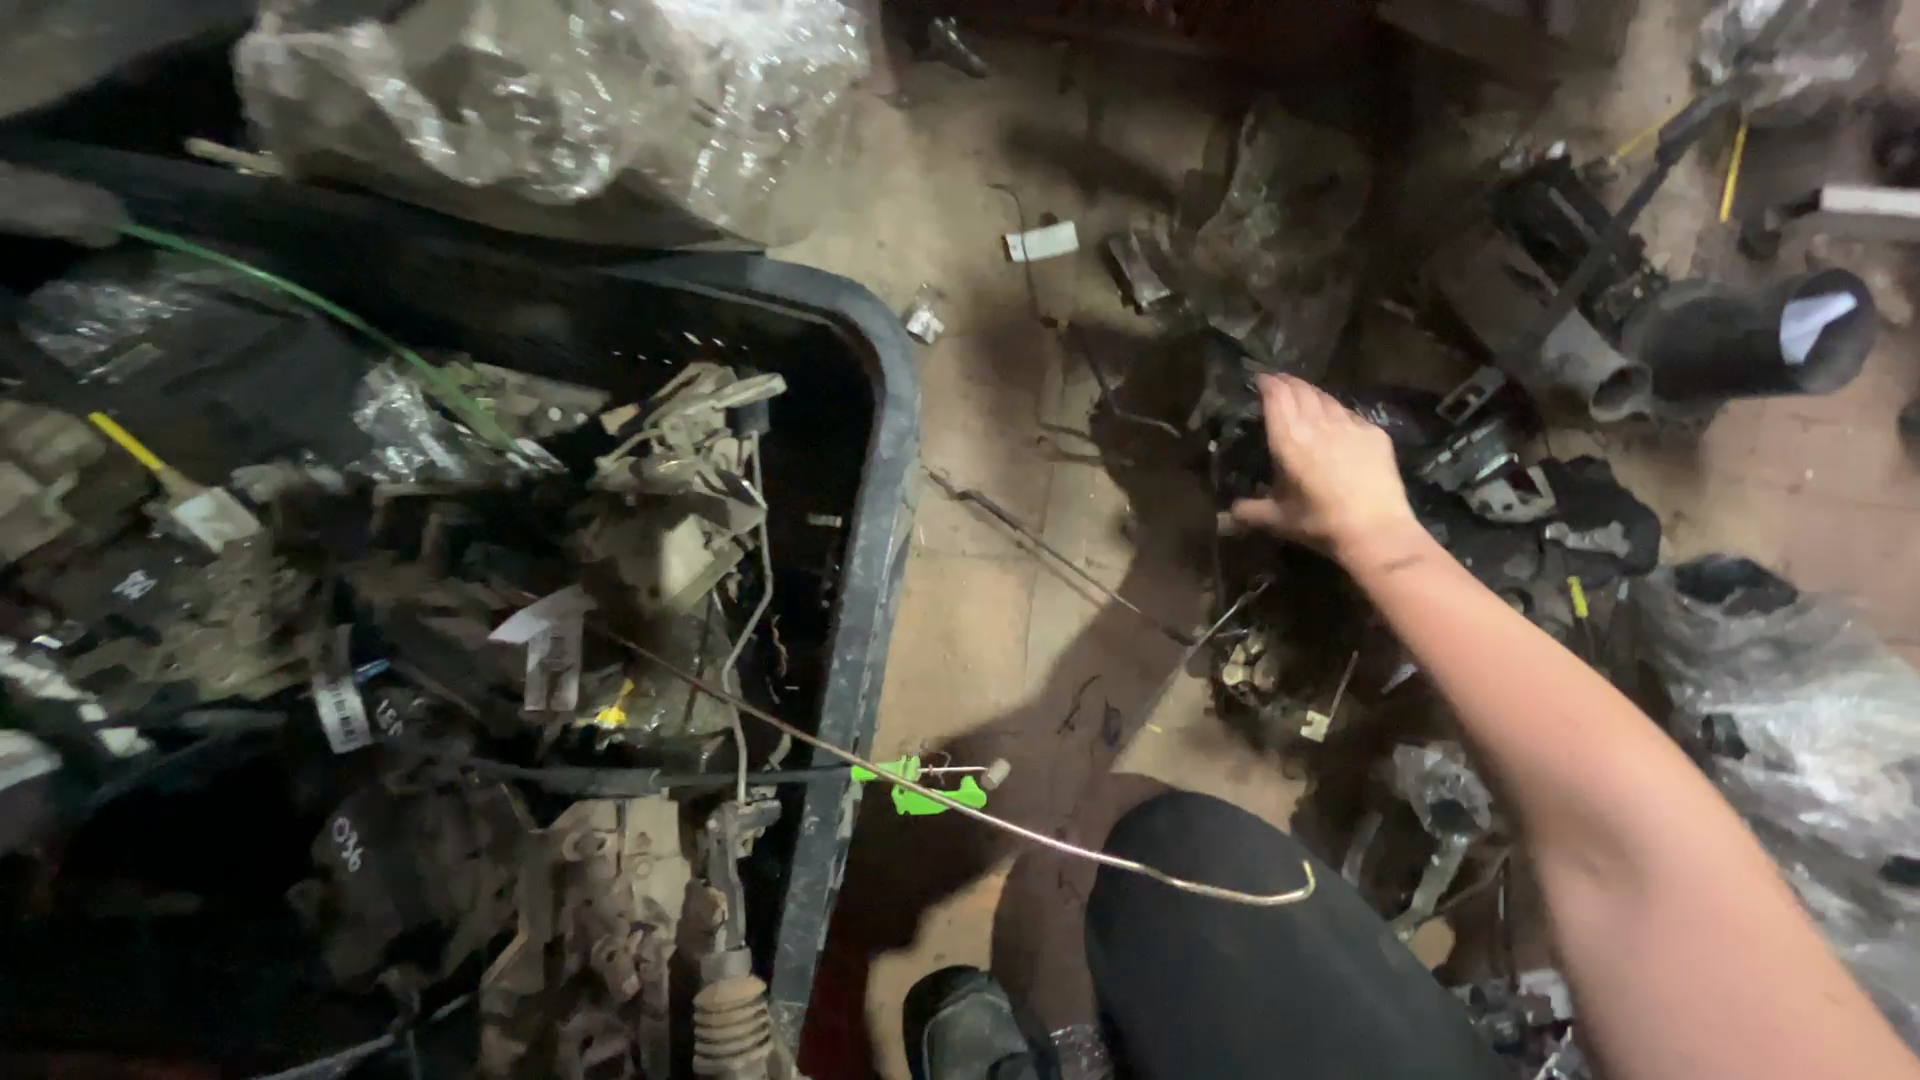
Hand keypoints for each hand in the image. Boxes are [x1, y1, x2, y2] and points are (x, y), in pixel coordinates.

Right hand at [1230, 374, 1426, 570]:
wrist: (1375, 530)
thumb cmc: (1319, 523)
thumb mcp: (1277, 520)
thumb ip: (1249, 511)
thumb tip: (1230, 512)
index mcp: (1289, 440)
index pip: (1277, 397)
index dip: (1268, 384)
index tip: (1261, 379)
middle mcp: (1318, 424)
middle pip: (1301, 391)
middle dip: (1288, 383)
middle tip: (1279, 382)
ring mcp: (1350, 426)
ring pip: (1326, 398)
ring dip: (1312, 392)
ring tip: (1305, 394)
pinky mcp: (1374, 434)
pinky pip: (1349, 413)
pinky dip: (1336, 410)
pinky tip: (1336, 418)